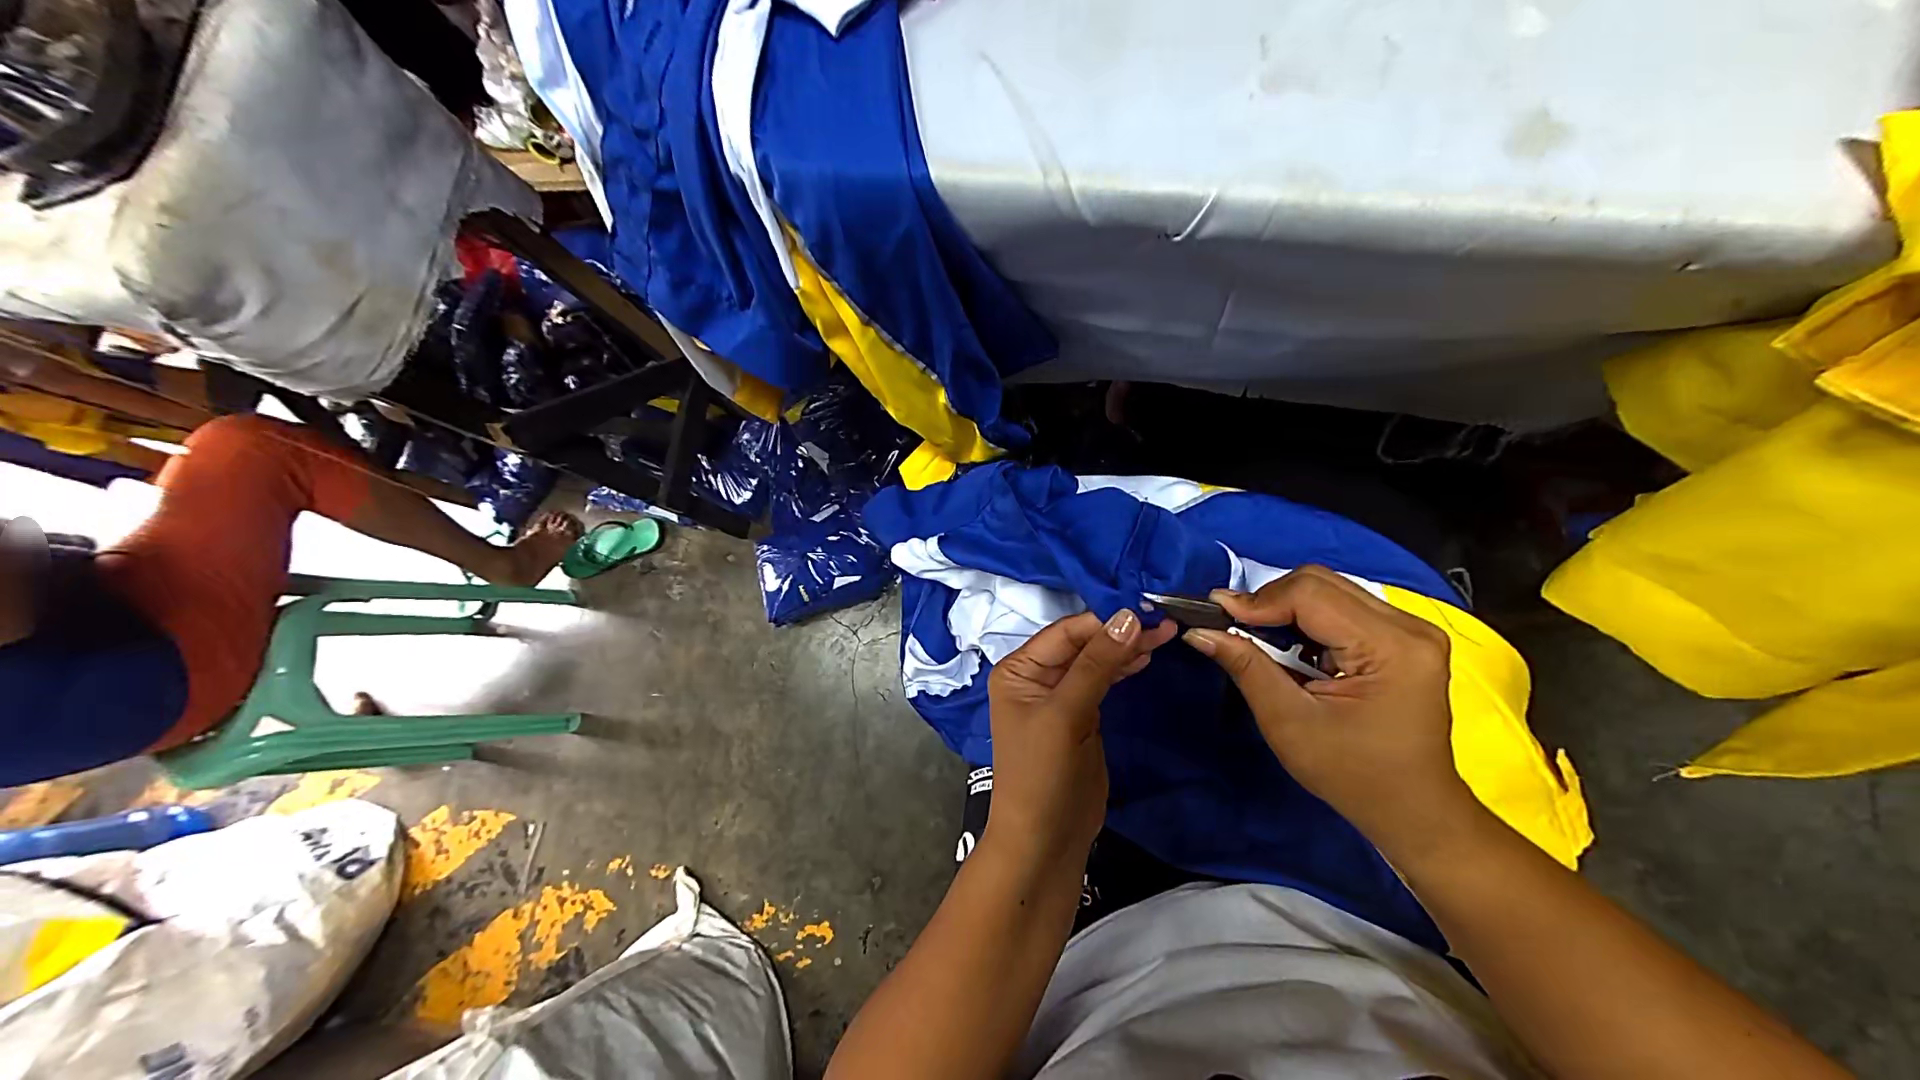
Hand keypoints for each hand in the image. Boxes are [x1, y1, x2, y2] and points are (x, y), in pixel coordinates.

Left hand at [984, 609, 1177, 863]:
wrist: (1045, 839)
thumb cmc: (1043, 774)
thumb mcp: (1066, 714)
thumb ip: (1096, 664)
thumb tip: (1128, 616)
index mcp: (1019, 669)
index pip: (1066, 632)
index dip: (1105, 620)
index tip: (1147, 610)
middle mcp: (1036, 676)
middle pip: (1082, 644)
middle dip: (1120, 633)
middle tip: (1165, 623)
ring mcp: (1059, 696)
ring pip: (1096, 661)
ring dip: (1126, 649)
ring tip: (1164, 635)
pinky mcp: (1081, 716)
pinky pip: (1103, 682)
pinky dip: (1123, 669)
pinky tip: (1144, 658)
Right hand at [1183, 566, 1474, 850]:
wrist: (1412, 808)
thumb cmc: (1352, 774)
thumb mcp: (1288, 722)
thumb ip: (1246, 667)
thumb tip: (1200, 630)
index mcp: (1392, 648)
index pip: (1310, 595)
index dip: (1257, 601)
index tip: (1214, 614)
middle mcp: (1410, 627)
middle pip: (1320, 582)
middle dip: (1268, 600)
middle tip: (1231, 625)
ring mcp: (1412, 628)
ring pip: (1329, 587)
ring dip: (1285, 606)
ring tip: (1256, 634)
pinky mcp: (1404, 635)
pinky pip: (1342, 603)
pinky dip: (1306, 616)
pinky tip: (1290, 643)